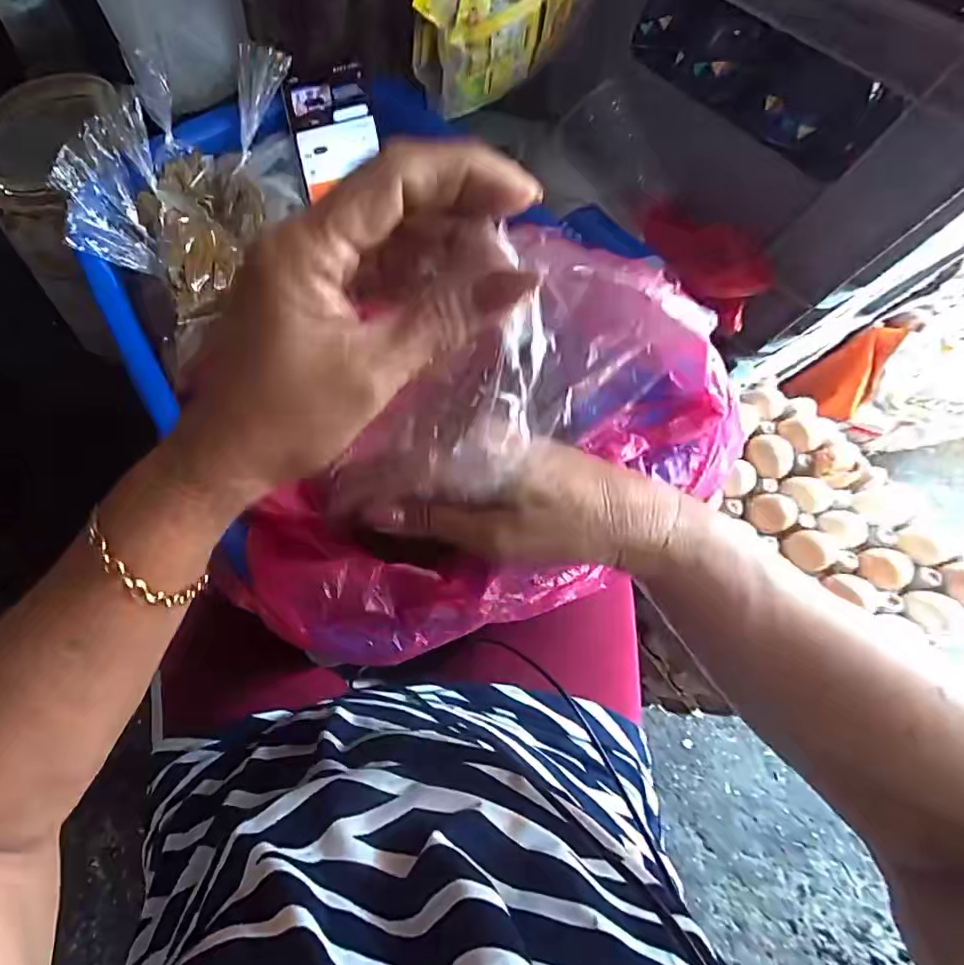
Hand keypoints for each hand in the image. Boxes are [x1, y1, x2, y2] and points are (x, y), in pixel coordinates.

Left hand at [163, 140, 541, 508]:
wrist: (221, 458)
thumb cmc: (287, 423)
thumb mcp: (373, 372)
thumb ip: (445, 318)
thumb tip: (521, 280)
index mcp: (305, 248)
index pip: (395, 176)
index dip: (468, 173)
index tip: (526, 199)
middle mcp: (297, 240)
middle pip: (388, 194)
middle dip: (458, 206)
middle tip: (515, 233)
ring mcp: (297, 264)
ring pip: (379, 229)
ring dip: (437, 239)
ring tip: (493, 262)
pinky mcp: (302, 290)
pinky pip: (363, 263)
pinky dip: (407, 270)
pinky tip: (450, 283)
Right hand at [363, 439, 699, 575]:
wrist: (632, 513)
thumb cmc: (565, 528)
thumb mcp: (495, 535)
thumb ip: (432, 518)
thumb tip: (372, 512)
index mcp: (469, 448)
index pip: (396, 462)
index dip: (360, 485)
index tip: (331, 506)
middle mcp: (470, 428)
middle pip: (402, 448)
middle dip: (367, 474)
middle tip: (338, 501)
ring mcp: (483, 430)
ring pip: (418, 447)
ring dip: (388, 471)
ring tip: (360, 494)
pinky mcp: (493, 439)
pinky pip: (439, 450)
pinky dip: (414, 469)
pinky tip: (400, 483)